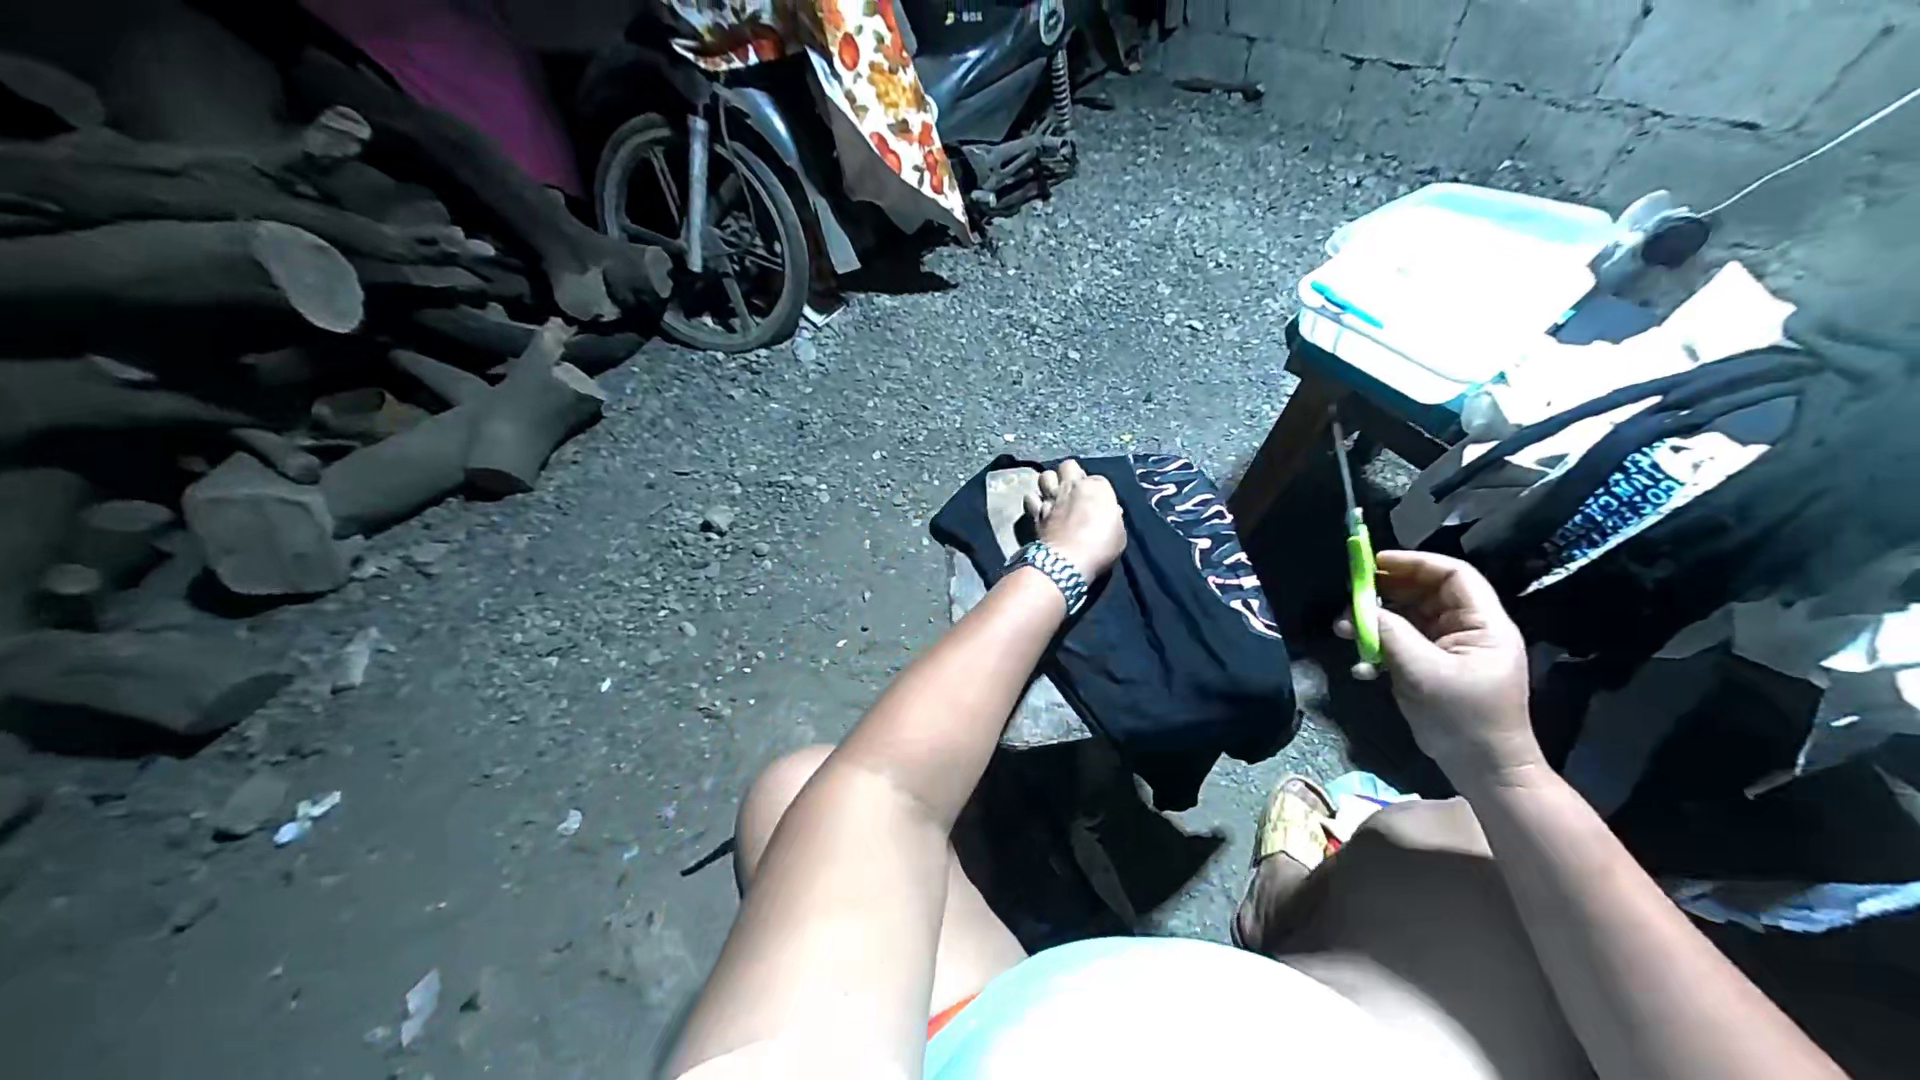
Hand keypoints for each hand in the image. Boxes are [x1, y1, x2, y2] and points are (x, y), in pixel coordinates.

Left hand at [1024, 459, 1125, 578]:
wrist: (1067, 560)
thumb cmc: (1100, 547)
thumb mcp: (1119, 533)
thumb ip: (1113, 517)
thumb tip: (1110, 512)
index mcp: (1097, 487)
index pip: (1097, 479)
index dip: (1097, 491)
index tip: (1097, 504)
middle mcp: (1072, 486)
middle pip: (1068, 466)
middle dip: (1070, 474)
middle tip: (1073, 489)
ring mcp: (1051, 498)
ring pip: (1045, 476)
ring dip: (1049, 483)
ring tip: (1053, 495)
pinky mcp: (1035, 512)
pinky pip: (1030, 498)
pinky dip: (1033, 502)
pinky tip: (1039, 509)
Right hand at [1339, 550, 1543, 792]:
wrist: (1482, 769)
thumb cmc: (1464, 718)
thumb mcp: (1424, 672)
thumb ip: (1391, 634)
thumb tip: (1357, 609)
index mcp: (1483, 624)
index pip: (1453, 575)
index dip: (1414, 562)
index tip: (1374, 563)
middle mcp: (1468, 629)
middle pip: (1425, 592)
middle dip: (1386, 590)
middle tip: (1350, 593)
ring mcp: (1448, 648)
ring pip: (1408, 617)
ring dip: (1376, 619)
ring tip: (1345, 627)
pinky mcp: (1430, 666)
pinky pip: (1401, 642)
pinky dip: (1378, 645)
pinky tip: (1361, 661)